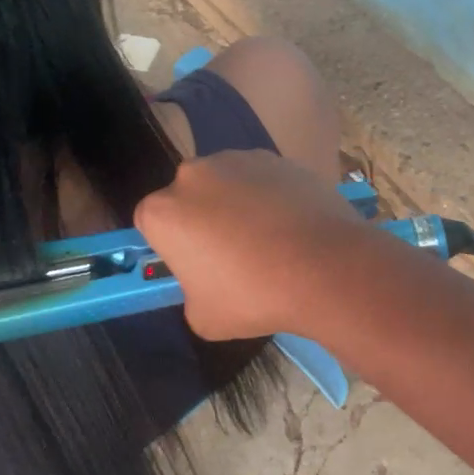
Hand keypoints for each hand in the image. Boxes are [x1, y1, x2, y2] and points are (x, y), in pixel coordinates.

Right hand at [134, 150, 372, 340]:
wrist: (324, 265)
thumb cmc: (253, 295)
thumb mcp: (203, 317)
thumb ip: (191, 292)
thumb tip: (207, 282)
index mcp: (165, 210)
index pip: (149, 221)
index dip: (169, 244)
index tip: (191, 264)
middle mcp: (195, 173)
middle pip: (188, 195)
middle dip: (201, 218)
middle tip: (230, 254)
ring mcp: (239, 159)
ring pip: (226, 182)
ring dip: (236, 203)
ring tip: (267, 240)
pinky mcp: (277, 157)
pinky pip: (262, 179)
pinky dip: (269, 196)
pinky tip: (291, 225)